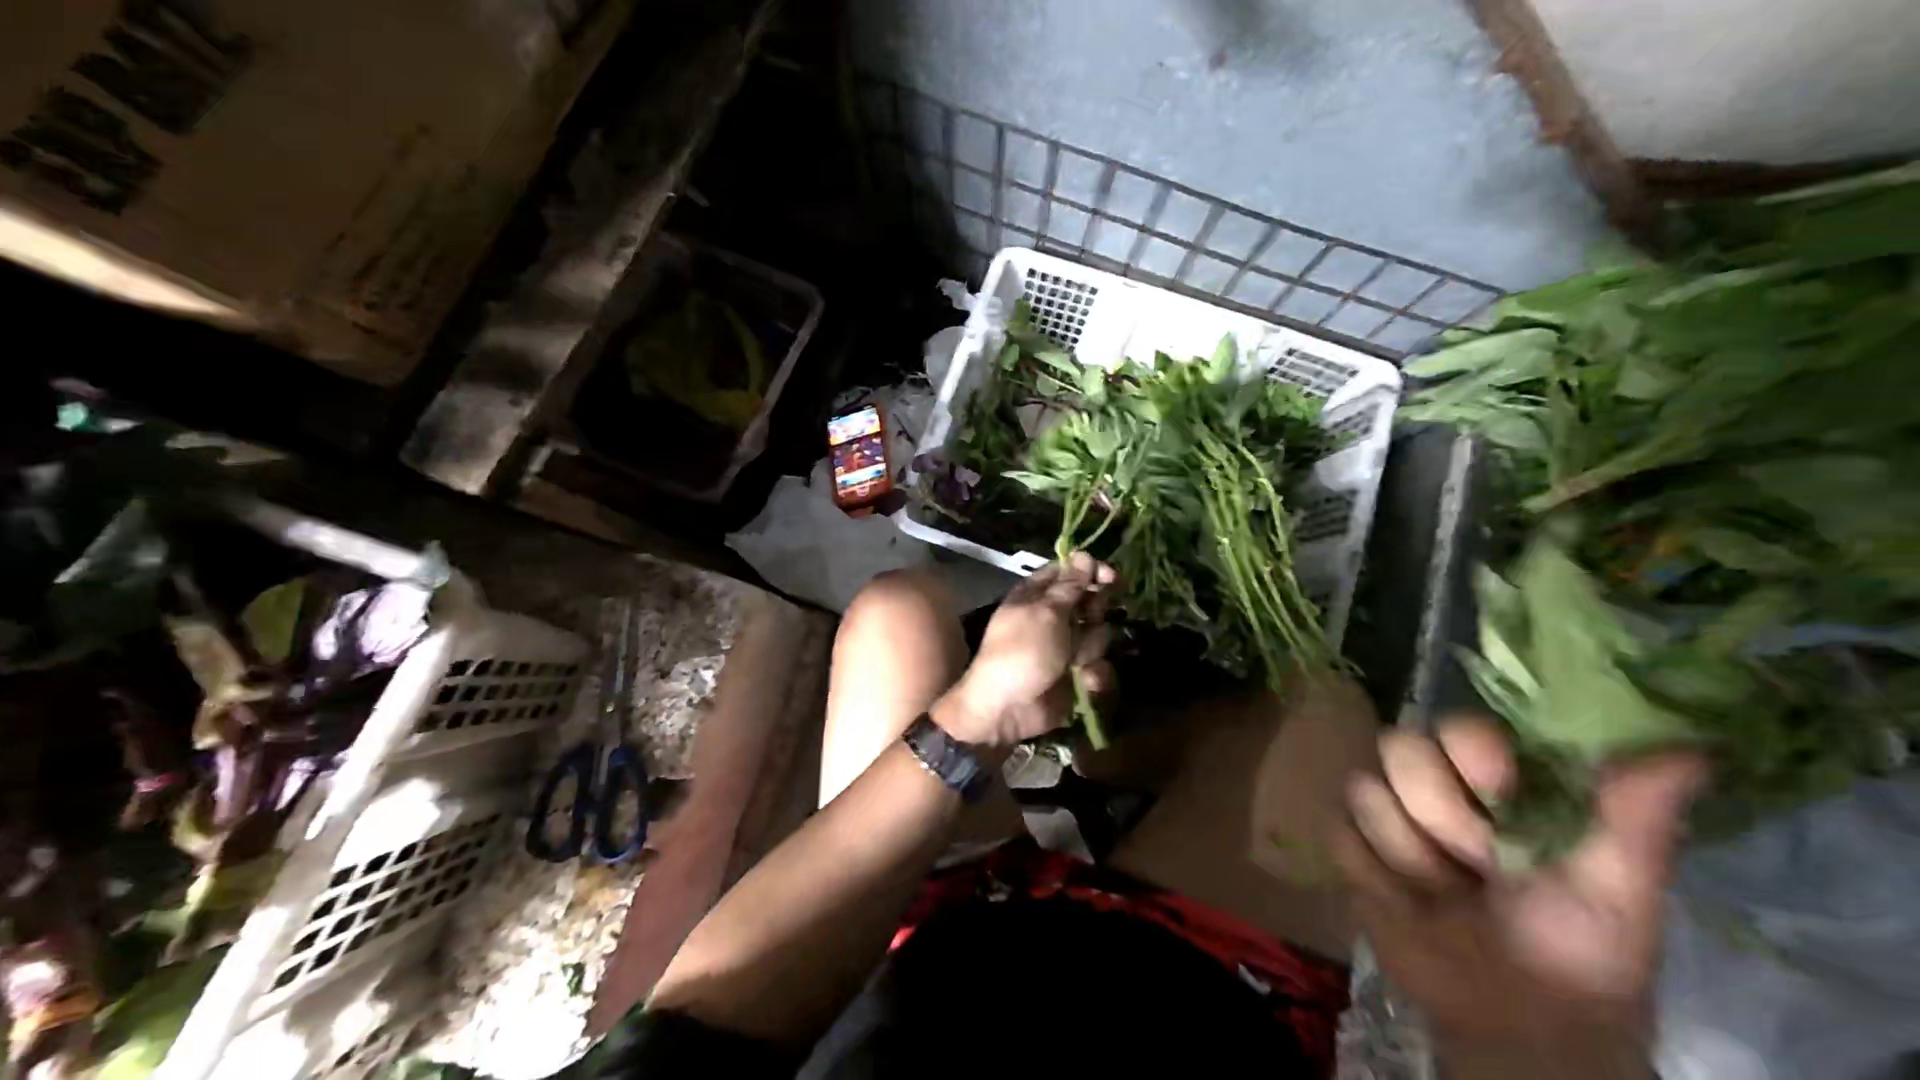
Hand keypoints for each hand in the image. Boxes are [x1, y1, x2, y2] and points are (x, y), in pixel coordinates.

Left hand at [931, 552, 1117, 748]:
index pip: (1069, 571)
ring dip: (1090, 649)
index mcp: (1036, 595)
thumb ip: (1070, 586)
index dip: (1091, 571)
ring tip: (1075, 662)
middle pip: (1090, 601)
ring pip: (1099, 635)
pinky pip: (1098, 666)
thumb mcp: (1046, 614)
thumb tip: (1085, 555)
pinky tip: (1082, 682)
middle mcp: (1053, 617)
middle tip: (1089, 620)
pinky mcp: (1075, 674)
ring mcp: (1065, 646)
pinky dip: (1092, 676)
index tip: (1112, 577)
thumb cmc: (1022, 652)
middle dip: (1095, 613)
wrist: (1007, 709)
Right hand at [1335, 716, 1704, 1073]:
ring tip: (1444, 894)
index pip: (1456, 726)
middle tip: (1480, 865)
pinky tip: (1408, 903)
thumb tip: (1690, 752)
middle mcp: (1436, 784)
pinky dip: (1375, 875)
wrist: (1516, 1018)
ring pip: (1364, 793)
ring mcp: (1387, 813)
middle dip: (1439, 816)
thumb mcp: (1619, 886)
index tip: (1501, 790)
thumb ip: (1635, 816)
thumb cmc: (1579, 945)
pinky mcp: (1351, 847)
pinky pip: (1339, 836)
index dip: (1470, 752)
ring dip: (1409, 854)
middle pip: (1398, 749)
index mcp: (1499, 779)